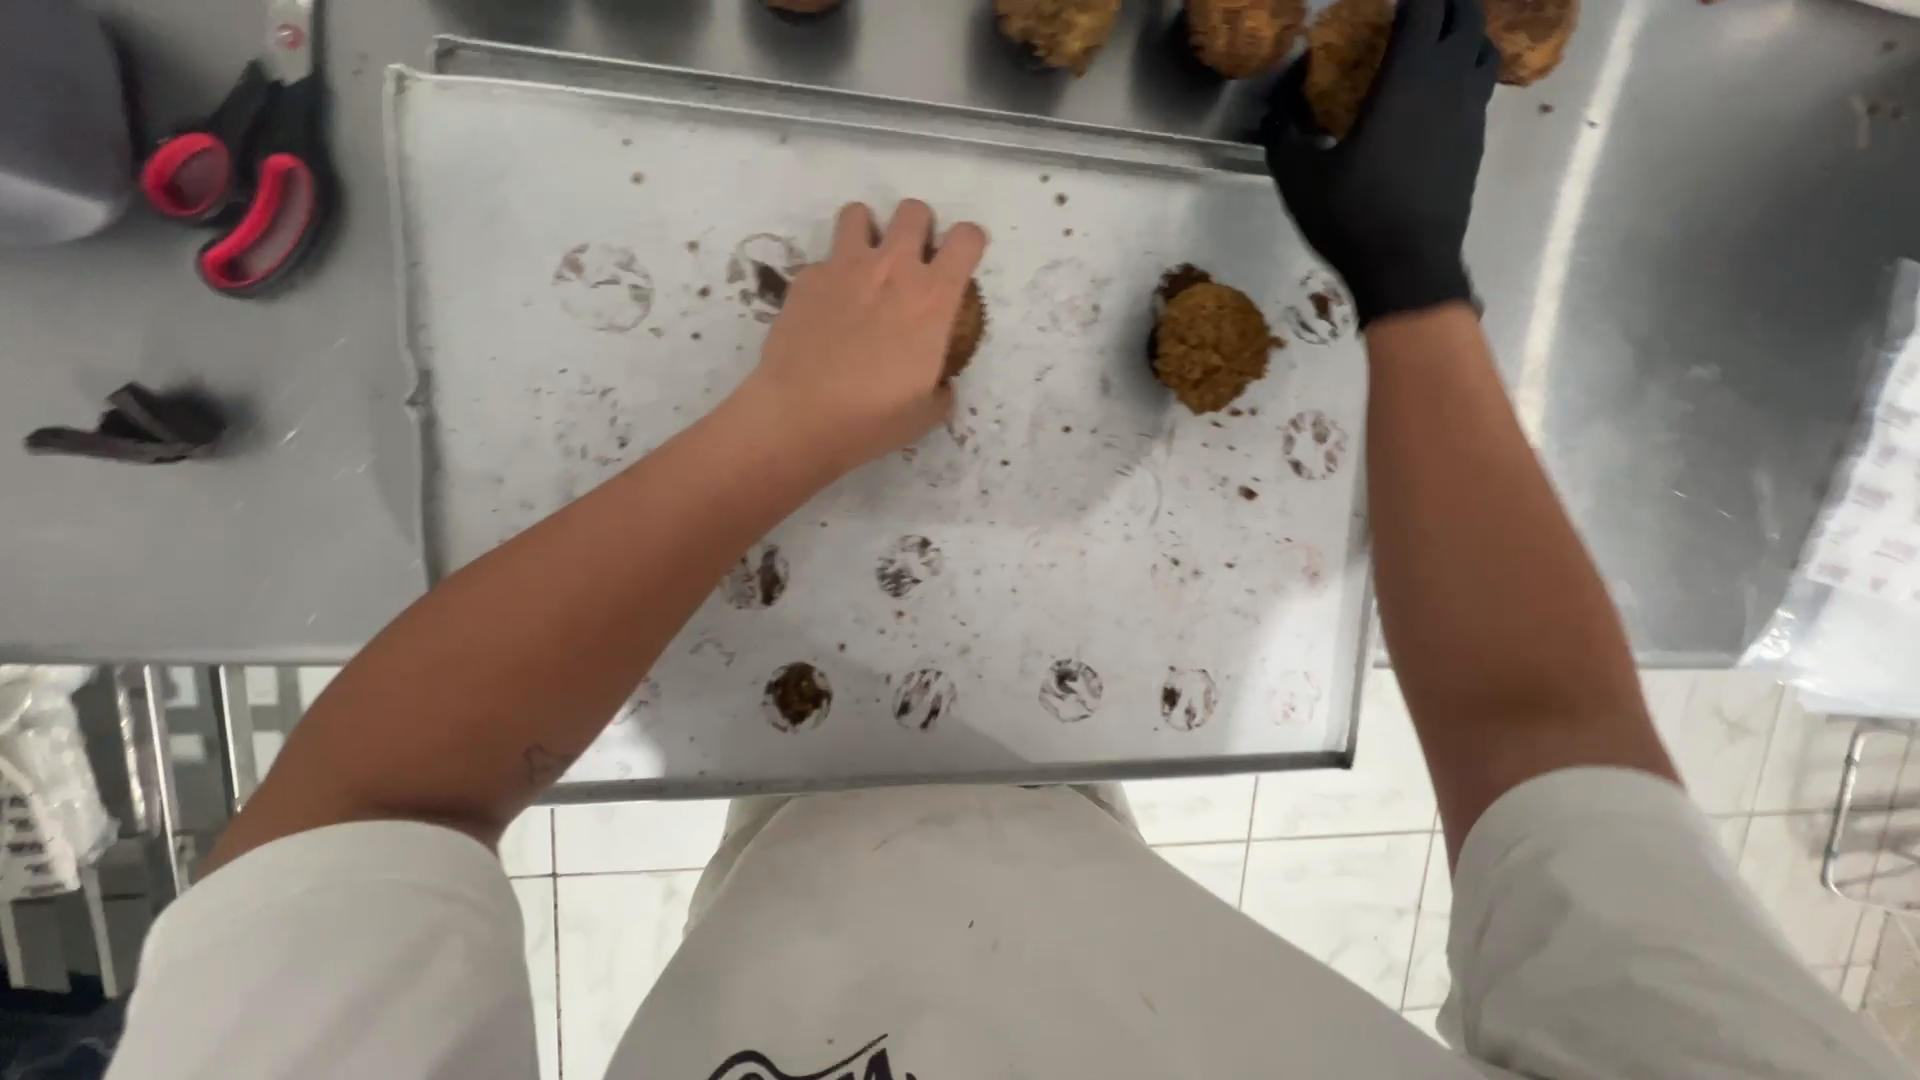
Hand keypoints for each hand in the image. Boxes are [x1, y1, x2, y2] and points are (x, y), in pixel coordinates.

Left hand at [735, 199, 986, 473]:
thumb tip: (940, 384)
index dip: (968, 244)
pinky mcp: (805, 279)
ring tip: (864, 265)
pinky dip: (829, 275)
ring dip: (868, 233)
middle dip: (917, 229)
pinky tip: (825, 308)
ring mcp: (843, 268)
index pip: (966, 239)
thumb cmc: (872, 419)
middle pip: (914, 211)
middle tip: (910, 262)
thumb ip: (941, 388)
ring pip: (859, 214)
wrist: (800, 418)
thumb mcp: (926, 412)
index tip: (960, 263)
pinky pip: (823, 259)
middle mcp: (891, 269)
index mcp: (932, 299)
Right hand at [1263, 0, 1497, 327]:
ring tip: (1439, 32)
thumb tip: (1276, 105)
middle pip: (1464, 13)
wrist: (1407, 264)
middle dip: (1443, 0)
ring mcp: (1469, 109)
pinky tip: (1444, 83)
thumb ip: (1284, 134)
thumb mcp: (1300, 178)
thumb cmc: (1352, 218)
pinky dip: (1467, 65)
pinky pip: (1481, 82)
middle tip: (1417, 4)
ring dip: (1463, 28)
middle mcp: (1448, 81)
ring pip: (1483, 44)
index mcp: (1407, 78)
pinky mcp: (1475, 138)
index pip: (1423, 7)